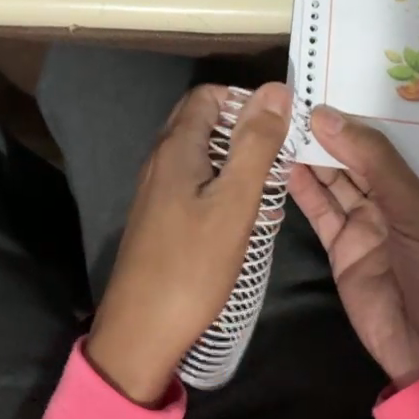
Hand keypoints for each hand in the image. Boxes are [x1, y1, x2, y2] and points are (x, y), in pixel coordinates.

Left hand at [85, 83, 292, 406]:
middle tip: (276, 149)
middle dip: (239, 124)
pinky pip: (191, 177)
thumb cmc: (192, 263)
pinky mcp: (158, 214)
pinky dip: (218, 179)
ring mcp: (155, 187)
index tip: (277, 122)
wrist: (141, 329)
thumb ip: (255, 143)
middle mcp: (159, 158)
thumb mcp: (234, 201)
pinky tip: (239, 209)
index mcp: (176, 146)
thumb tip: (275, 89)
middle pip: (199, 120)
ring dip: (231, 154)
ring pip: (196, 150)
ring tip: (266, 178)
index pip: (207, 96)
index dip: (243, 99)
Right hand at [289, 107, 418, 389]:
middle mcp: (395, 198)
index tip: (328, 74)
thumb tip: (324, 113)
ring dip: (310, 152)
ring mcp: (368, 223)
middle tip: (292, 94)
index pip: (391, 137)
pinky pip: (319, 210)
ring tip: (280, 120)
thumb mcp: (417, 210)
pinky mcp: (343, 248)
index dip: (361, 109)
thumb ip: (372, 160)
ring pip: (334, 178)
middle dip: (329, 128)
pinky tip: (282, 160)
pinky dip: (301, 187)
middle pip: (356, 155)